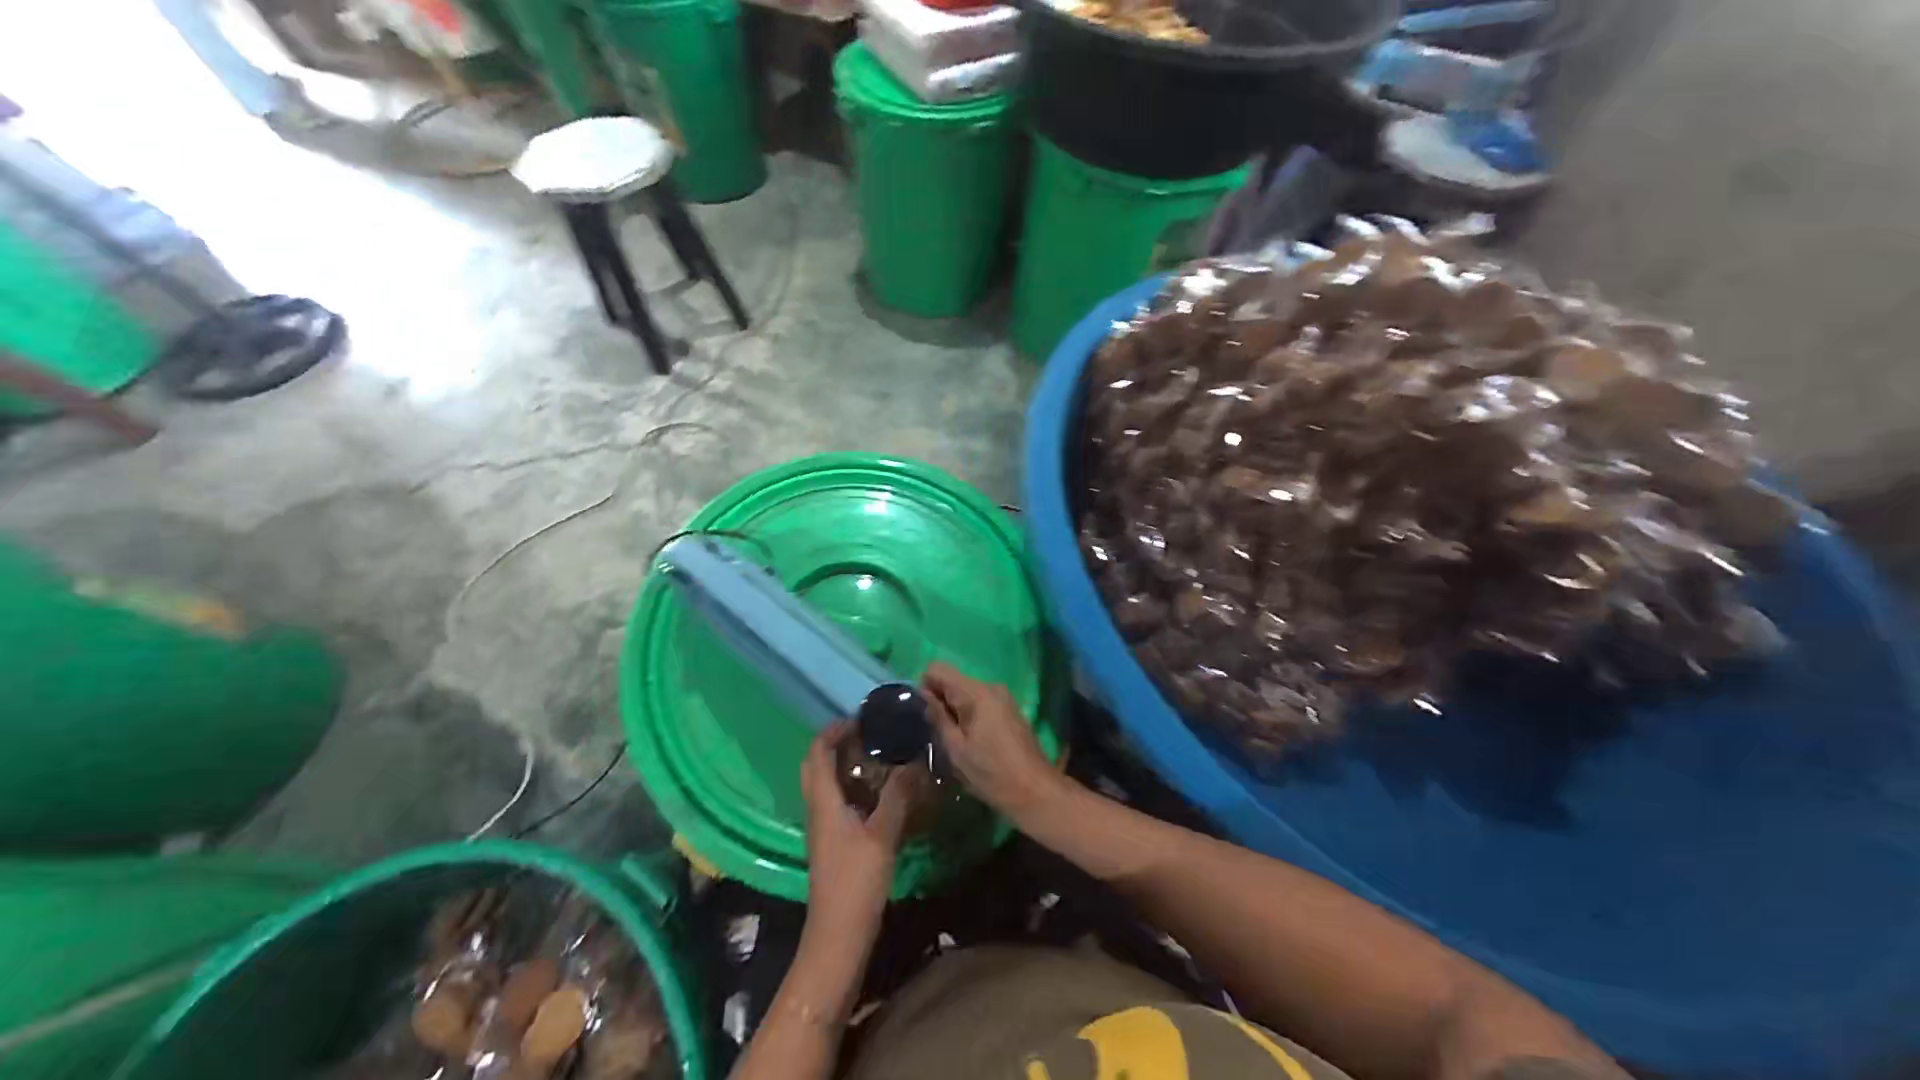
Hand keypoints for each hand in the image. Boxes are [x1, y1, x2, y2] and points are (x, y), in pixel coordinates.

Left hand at [799, 722, 924, 940]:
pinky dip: (857, 789)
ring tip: (881, 756)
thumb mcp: (881, 835)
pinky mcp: (836, 844)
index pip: (817, 753)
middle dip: (839, 745)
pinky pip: (841, 804)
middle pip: (818, 767)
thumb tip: (914, 761)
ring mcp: (826, 828)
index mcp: (823, 802)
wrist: (838, 936)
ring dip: (848, 766)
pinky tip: (884, 793)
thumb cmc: (855, 882)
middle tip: (870, 734)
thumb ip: (898, 796)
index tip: (861, 717)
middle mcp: (819, 810)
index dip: (833, 731)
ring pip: (830, 786)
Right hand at [922, 662, 1064, 823]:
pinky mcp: (1009, 709)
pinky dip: (970, 714)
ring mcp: (1003, 697)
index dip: (924, 688)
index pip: (937, 669)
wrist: (1035, 790)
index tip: (925, 716)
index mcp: (975, 692)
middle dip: (940, 701)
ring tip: (954, 740)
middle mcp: (990, 686)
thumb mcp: (956, 749)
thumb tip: (922, 694)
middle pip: (953, 680)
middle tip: (938, 734)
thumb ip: (937, 717)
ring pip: (966, 692)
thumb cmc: (991, 773)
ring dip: (955, 710)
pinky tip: (972, 741)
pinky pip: (980, 701)